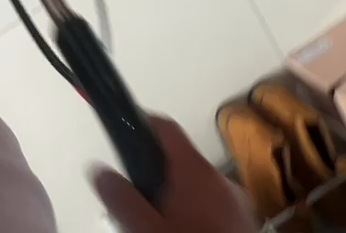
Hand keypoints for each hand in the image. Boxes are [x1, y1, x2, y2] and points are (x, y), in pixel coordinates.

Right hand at [92, 115, 258, 232]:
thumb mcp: (146, 229)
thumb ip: (120, 197)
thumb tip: (99, 169)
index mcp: (195, 170)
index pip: (164, 125)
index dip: (140, 123)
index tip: (123, 134)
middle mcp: (221, 180)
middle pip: (178, 160)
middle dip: (154, 174)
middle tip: (134, 198)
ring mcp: (238, 205)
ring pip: (196, 187)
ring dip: (174, 197)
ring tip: (155, 223)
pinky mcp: (245, 227)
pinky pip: (213, 207)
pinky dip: (194, 214)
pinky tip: (182, 232)